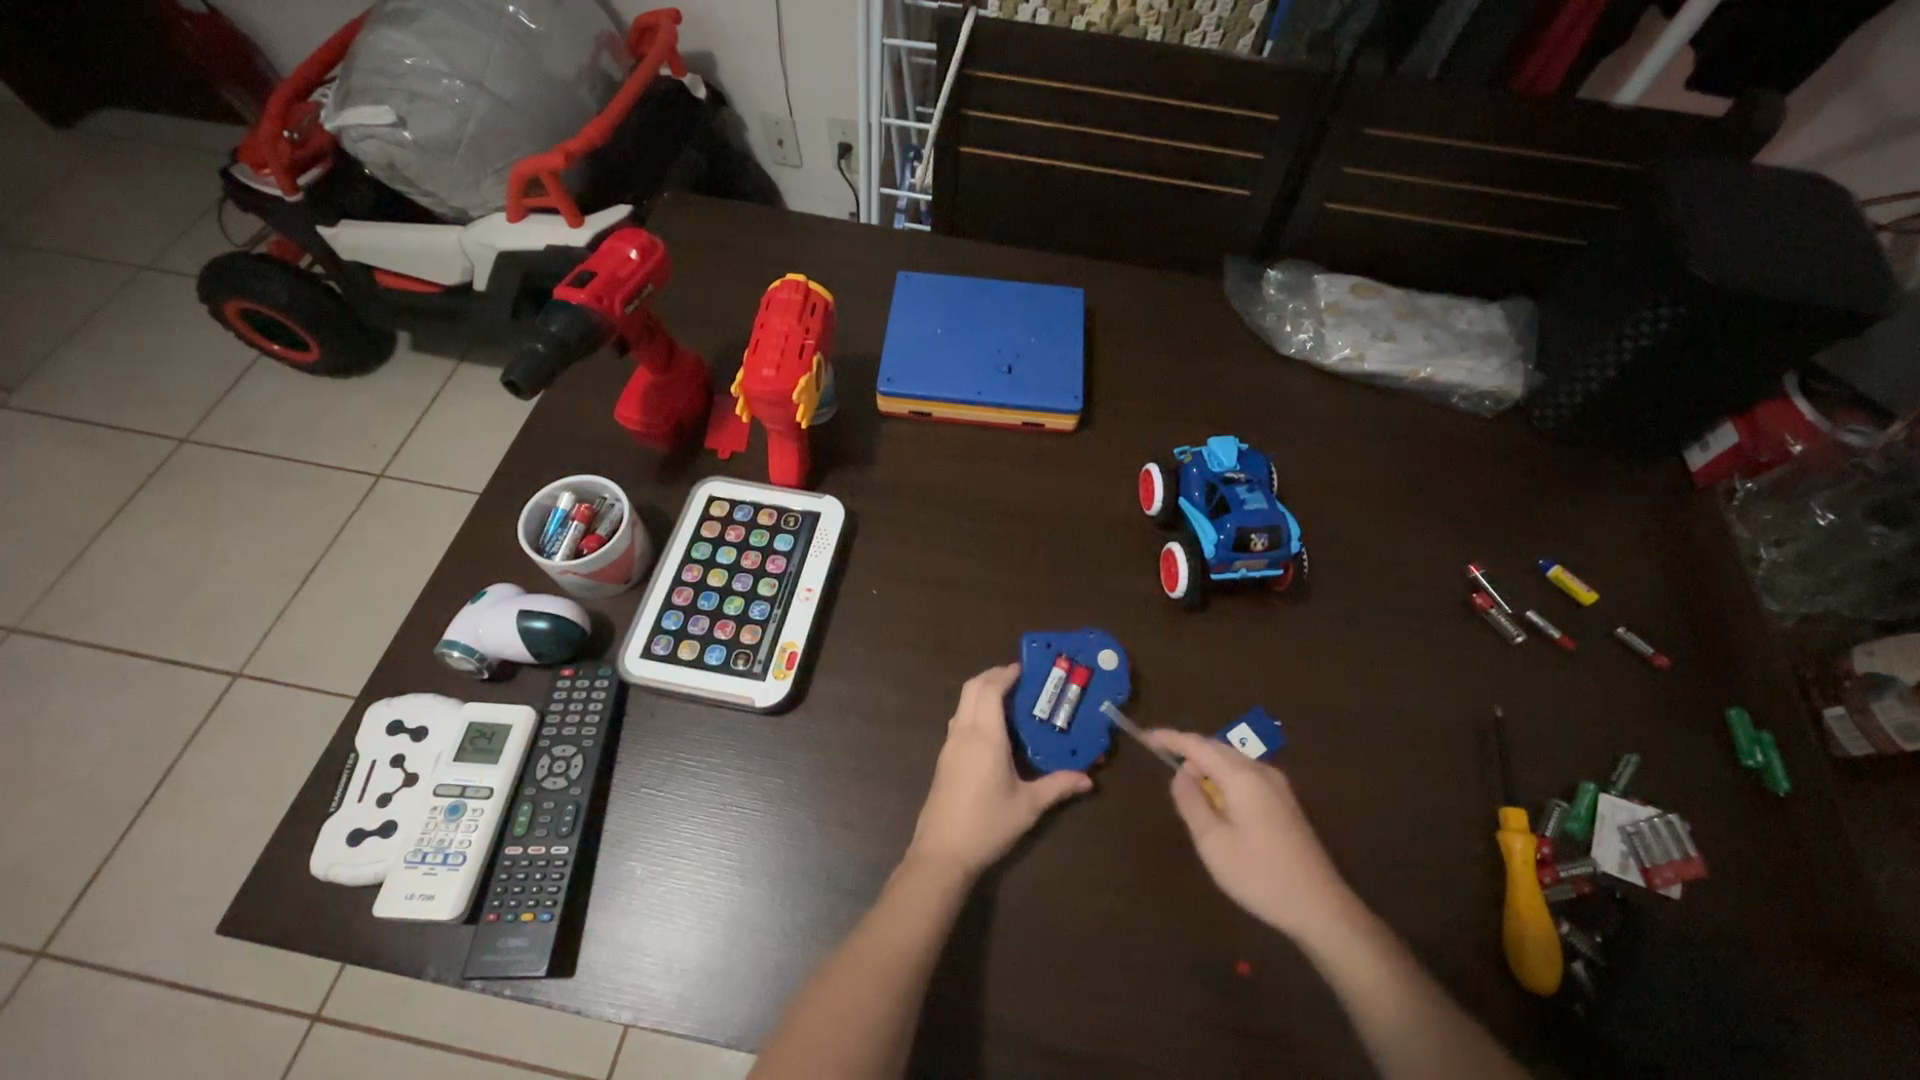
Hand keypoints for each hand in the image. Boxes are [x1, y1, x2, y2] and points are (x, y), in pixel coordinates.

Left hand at [906, 664, 1092, 878]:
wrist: (942, 853)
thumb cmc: (987, 824)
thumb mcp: (1029, 805)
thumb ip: (1058, 786)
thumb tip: (1088, 778)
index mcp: (985, 736)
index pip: (991, 689)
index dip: (1006, 674)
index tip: (1026, 669)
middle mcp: (963, 733)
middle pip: (972, 688)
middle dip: (993, 676)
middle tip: (1019, 679)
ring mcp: (949, 746)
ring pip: (962, 704)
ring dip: (981, 692)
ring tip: (1009, 700)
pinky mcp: (944, 760)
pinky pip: (959, 721)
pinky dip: (975, 710)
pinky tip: (993, 730)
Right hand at [1147, 730, 1353, 937]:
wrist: (1319, 905)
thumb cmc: (1258, 874)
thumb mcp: (1212, 841)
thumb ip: (1191, 801)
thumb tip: (1181, 774)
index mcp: (1242, 776)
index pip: (1197, 744)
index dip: (1169, 738)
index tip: (1144, 737)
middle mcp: (1261, 771)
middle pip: (1217, 748)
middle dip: (1188, 751)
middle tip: (1162, 764)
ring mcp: (1278, 786)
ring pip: (1233, 761)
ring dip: (1207, 767)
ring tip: (1188, 789)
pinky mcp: (1285, 802)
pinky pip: (1245, 776)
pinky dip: (1224, 779)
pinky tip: (1217, 804)